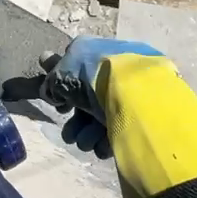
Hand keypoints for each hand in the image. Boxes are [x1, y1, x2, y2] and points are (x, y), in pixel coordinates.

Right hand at [41, 36, 196, 197]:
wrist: (138, 92)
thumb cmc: (95, 76)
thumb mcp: (63, 74)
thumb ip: (51, 81)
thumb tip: (47, 88)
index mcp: (97, 49)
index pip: (75, 67)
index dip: (62, 88)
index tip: (58, 107)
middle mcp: (116, 66)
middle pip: (89, 95)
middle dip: (76, 118)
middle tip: (69, 136)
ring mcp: (134, 87)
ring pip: (104, 112)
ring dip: (88, 130)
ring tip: (84, 145)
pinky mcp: (148, 109)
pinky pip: (123, 123)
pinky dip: (109, 136)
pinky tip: (102, 147)